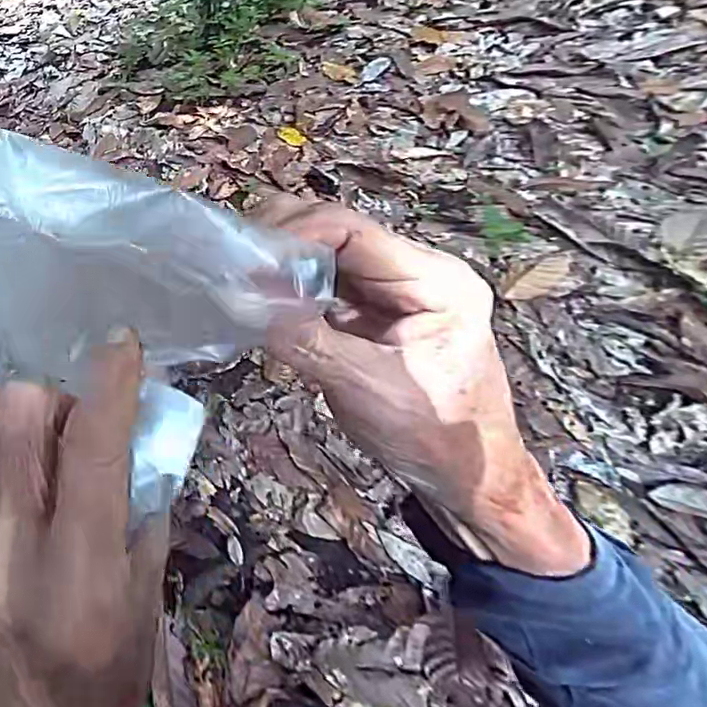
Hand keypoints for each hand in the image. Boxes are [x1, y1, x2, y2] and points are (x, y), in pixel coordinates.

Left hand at [0, 329, 167, 706]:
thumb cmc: (115, 636)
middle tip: (79, 433)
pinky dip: (1, 435)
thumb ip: (141, 481)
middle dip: (58, 401)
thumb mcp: (150, 569)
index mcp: (77, 572)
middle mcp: (7, 547)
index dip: (109, 388)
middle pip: (19, 411)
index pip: (89, 454)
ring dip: (27, 412)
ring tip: (47, 453)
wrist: (40, 691)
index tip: (123, 343)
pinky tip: (19, 477)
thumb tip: (133, 397)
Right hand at [256, 197, 588, 574]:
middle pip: (334, 227)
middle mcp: (415, 268)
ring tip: (241, 278)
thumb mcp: (364, 387)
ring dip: (280, 258)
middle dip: (281, 240)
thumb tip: (239, 297)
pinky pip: (321, 274)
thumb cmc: (434, 437)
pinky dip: (288, 279)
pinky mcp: (371, 302)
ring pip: (323, 246)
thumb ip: (302, 337)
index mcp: (435, 280)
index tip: (248, 264)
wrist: (470, 478)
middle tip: (235, 266)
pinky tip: (262, 294)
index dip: (294, 236)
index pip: (351, 230)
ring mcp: (392, 284)